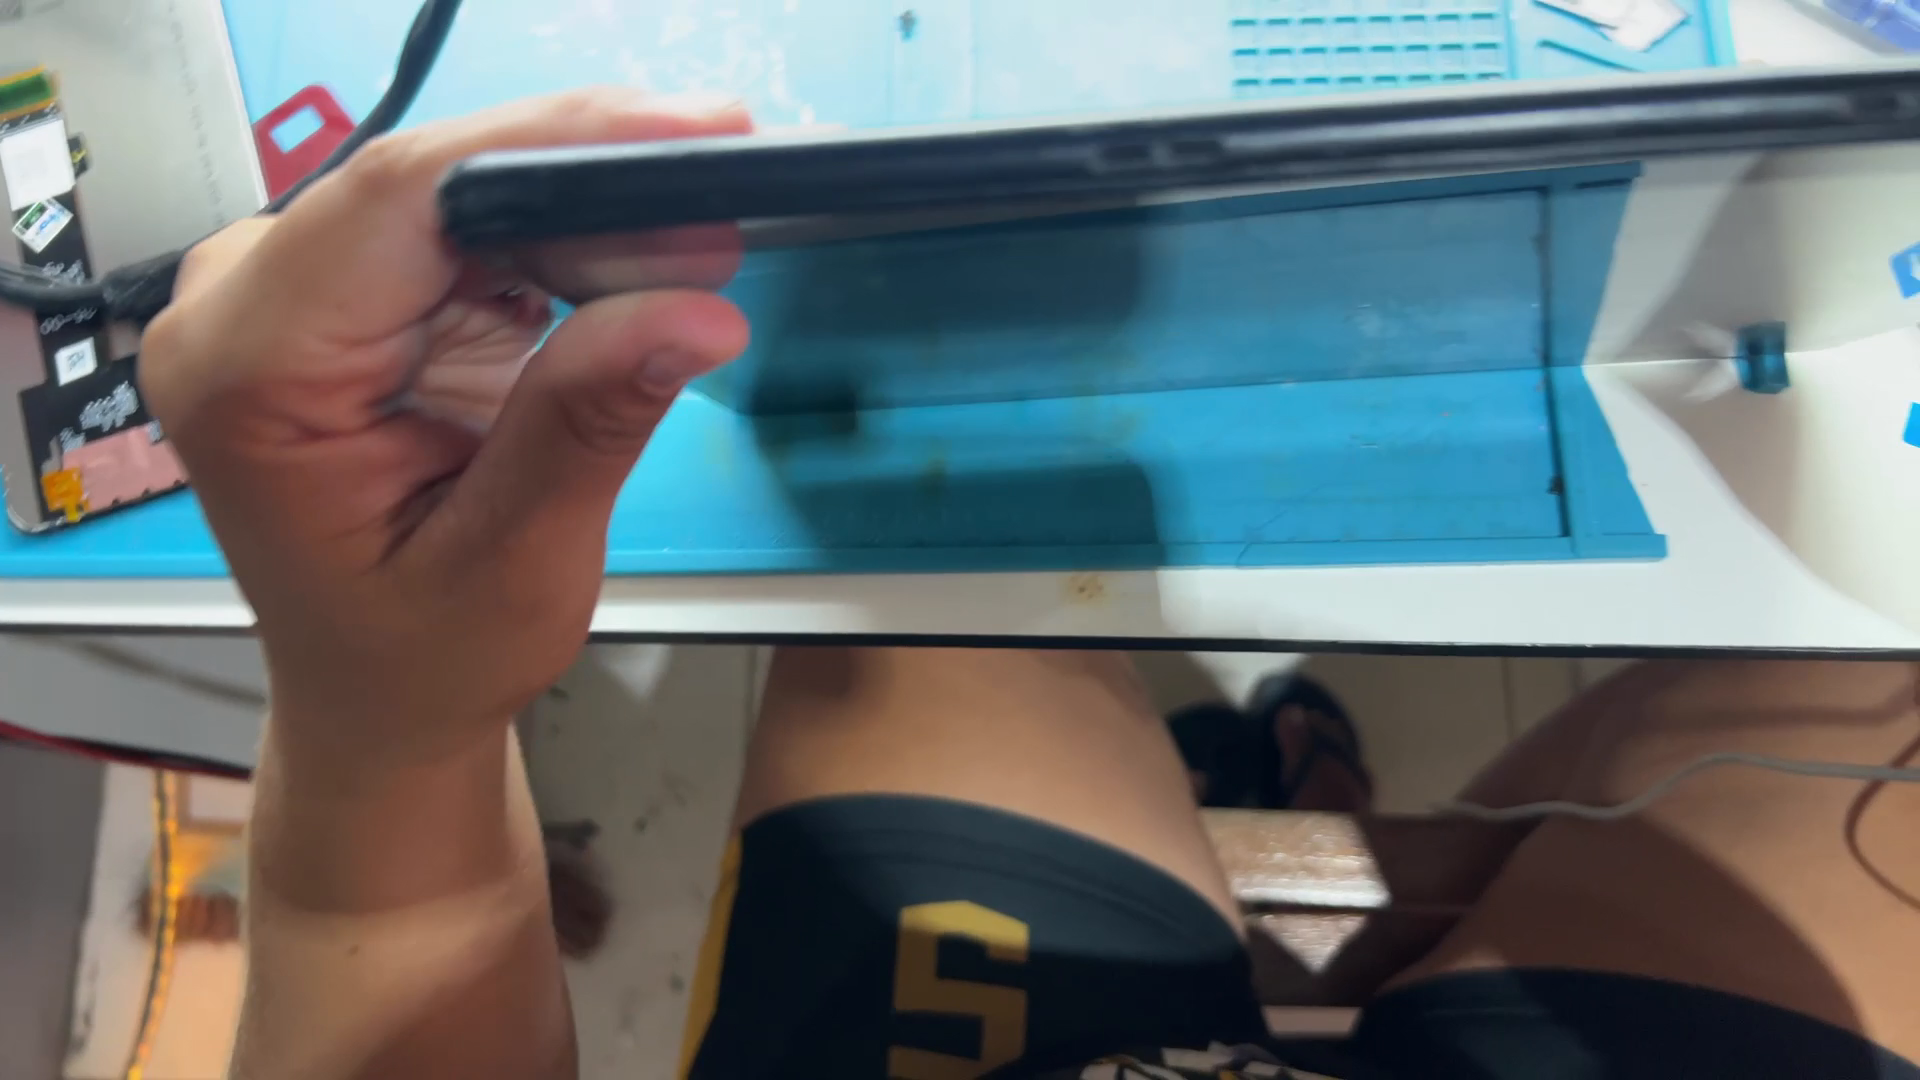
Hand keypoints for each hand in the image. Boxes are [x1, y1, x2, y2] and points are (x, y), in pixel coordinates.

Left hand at [141, 89, 751, 770]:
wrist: (389, 693)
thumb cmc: (434, 652)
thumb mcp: (522, 555)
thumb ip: (590, 423)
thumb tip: (701, 314)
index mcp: (257, 369)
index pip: (406, 200)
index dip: (558, 151)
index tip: (691, 138)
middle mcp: (259, 306)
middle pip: (435, 181)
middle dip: (590, 171)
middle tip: (724, 167)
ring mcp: (316, 303)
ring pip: (466, 201)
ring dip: (592, 205)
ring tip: (702, 220)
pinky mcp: (376, 317)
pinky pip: (481, 245)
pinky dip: (573, 247)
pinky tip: (645, 259)